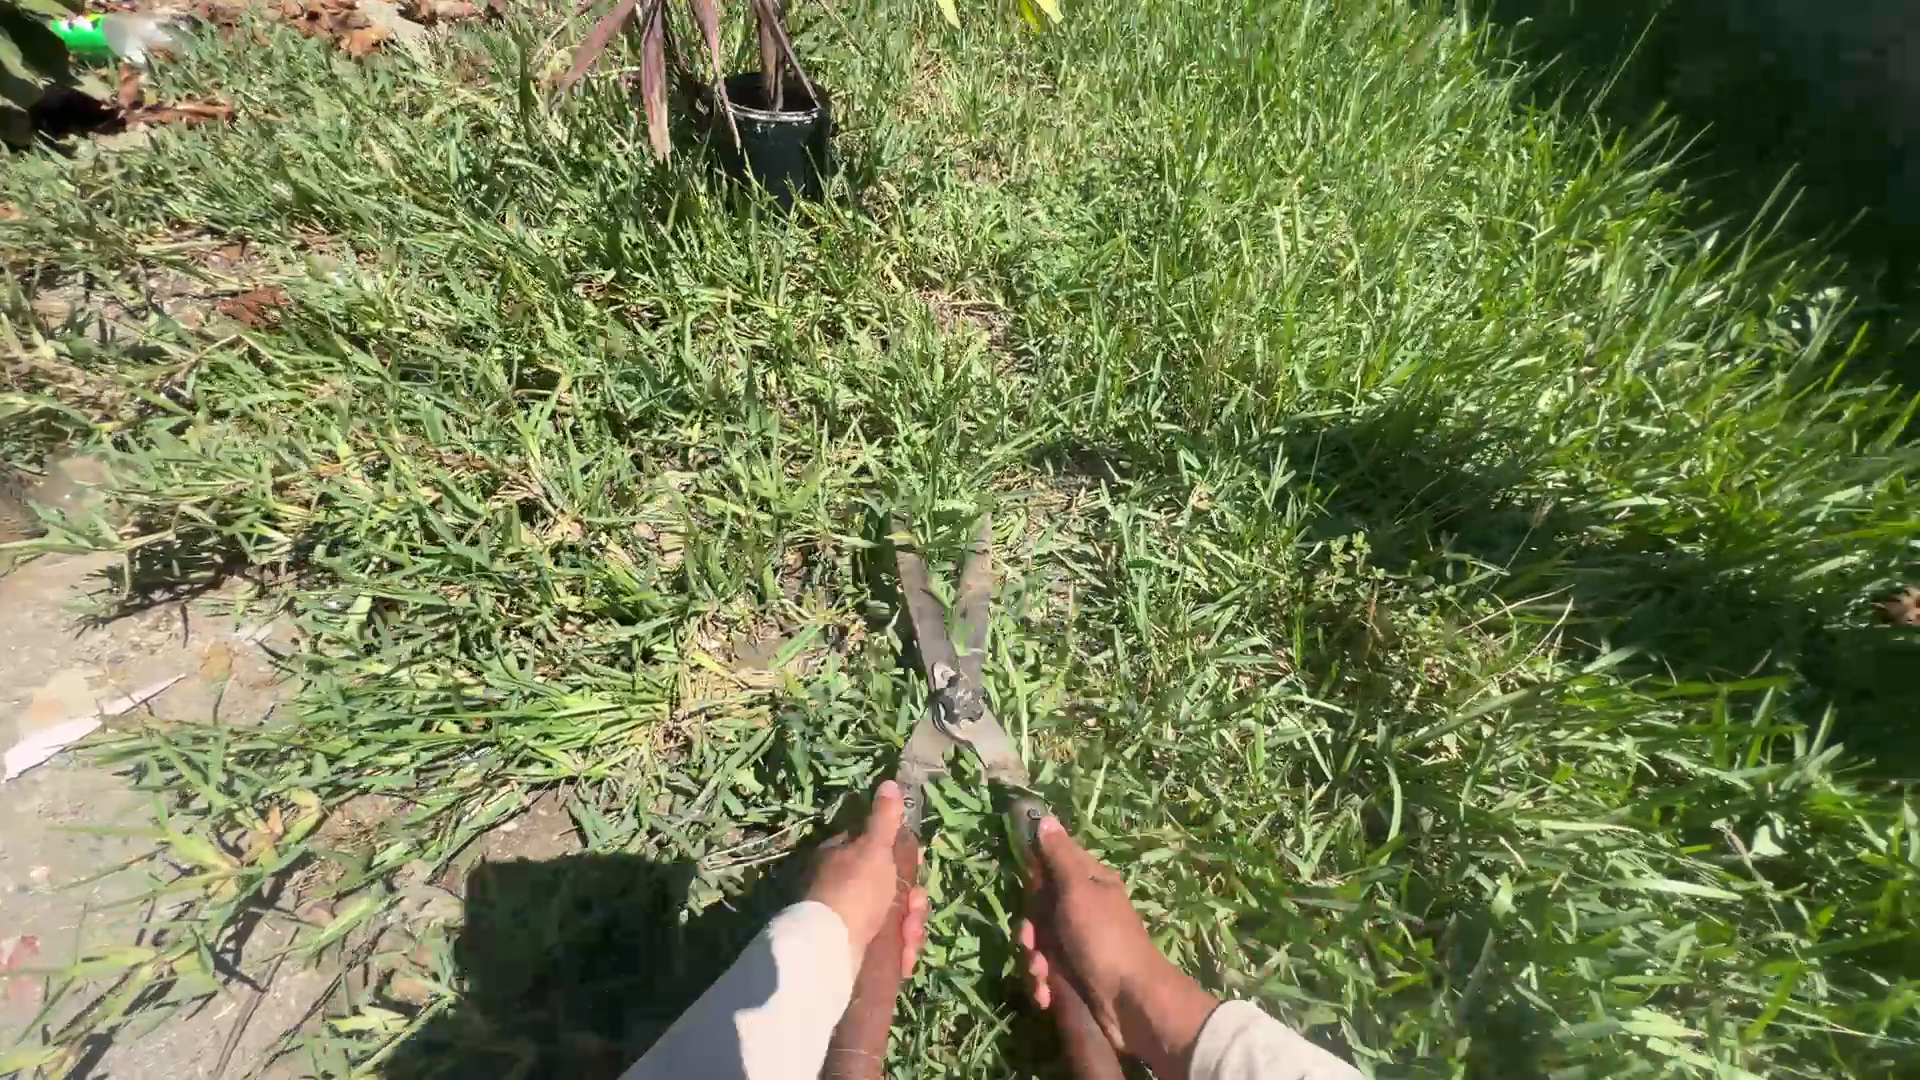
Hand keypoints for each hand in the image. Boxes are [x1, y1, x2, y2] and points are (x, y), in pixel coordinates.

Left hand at [806, 780, 930, 974]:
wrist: (831, 950)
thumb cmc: (855, 888)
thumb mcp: (874, 846)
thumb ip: (884, 818)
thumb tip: (889, 782)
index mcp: (840, 858)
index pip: (876, 849)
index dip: (902, 856)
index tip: (920, 862)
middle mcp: (841, 887)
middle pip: (889, 887)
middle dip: (912, 899)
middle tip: (916, 906)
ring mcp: (847, 921)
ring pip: (892, 918)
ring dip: (910, 926)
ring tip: (910, 936)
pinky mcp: (854, 952)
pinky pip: (887, 947)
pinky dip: (900, 950)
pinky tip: (905, 956)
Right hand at [1018, 816, 1218, 1079]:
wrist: (1131, 1003)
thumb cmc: (1103, 937)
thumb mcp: (1077, 889)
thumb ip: (1058, 855)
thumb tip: (1045, 817)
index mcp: (1089, 881)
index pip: (1053, 862)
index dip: (1035, 874)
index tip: (1027, 886)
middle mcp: (1082, 908)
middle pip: (1039, 908)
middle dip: (1030, 930)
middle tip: (1032, 942)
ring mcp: (1078, 942)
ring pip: (1039, 942)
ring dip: (1033, 960)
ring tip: (1041, 976)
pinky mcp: (1074, 974)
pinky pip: (1046, 971)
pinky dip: (1042, 983)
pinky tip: (1046, 994)